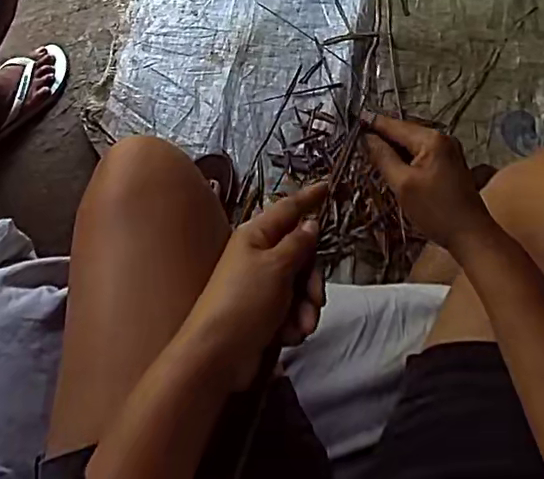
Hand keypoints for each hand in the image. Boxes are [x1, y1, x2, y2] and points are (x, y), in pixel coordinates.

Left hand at [176, 181, 328, 391]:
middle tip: (314, 299)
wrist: (216, 357)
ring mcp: (260, 284)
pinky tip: (289, 335)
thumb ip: (298, 244)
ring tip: (300, 325)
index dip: (308, 198)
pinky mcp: (262, 312)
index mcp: (256, 235)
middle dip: (312, 279)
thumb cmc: (243, 302)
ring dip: (306, 306)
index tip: (327, 186)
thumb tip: (310, 223)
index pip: (288, 209)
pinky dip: (294, 321)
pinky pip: (291, 308)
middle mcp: (258, 255)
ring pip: (300, 285)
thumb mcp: (276, 267)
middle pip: (300, 253)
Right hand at [362, 115, 492, 252]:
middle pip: (404, 132)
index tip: (353, 125)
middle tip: (359, 145)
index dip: (372, 124)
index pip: (394, 125)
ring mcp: (449, 150)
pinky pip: (422, 152)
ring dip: (394, 148)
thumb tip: (366, 138)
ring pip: (412, 143)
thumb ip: (382, 157)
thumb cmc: (436, 211)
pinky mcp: (451, 163)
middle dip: (383, 137)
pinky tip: (395, 166)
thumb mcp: (403, 185)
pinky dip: (407, 157)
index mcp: (431, 139)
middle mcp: (442, 137)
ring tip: (372, 155)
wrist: (472, 236)